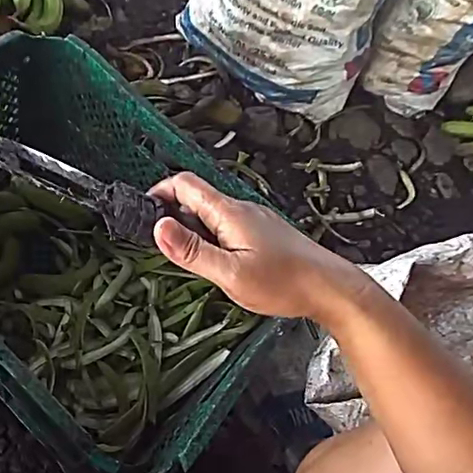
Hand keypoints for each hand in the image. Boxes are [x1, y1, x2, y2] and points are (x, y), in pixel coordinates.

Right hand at [149, 172, 372, 325]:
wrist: (329, 288)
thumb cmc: (285, 283)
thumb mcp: (229, 273)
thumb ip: (192, 251)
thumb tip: (159, 228)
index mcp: (229, 213)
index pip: (184, 183)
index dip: (159, 192)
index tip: (144, 212)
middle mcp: (241, 209)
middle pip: (197, 198)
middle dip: (173, 216)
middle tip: (164, 246)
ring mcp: (254, 220)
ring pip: (212, 215)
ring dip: (193, 230)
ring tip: (190, 260)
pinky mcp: (263, 234)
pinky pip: (229, 227)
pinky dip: (213, 239)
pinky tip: (218, 264)